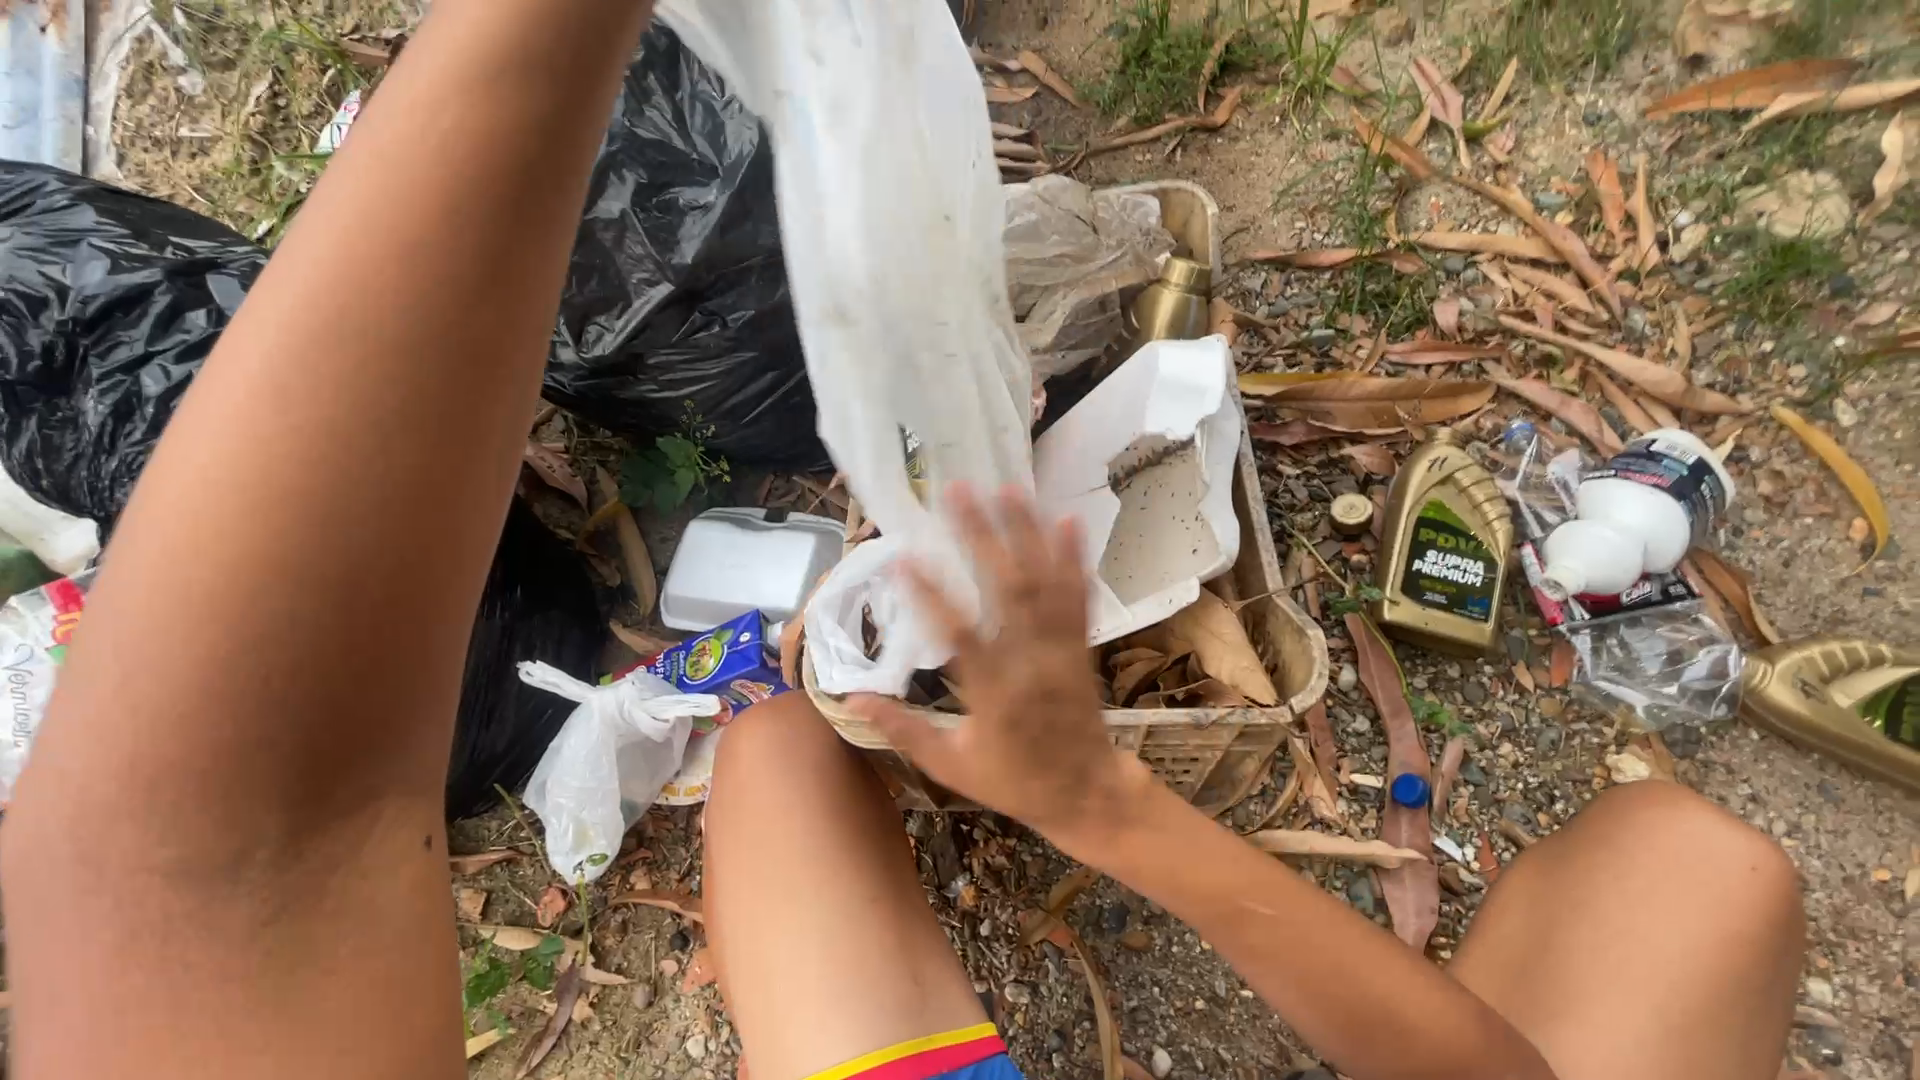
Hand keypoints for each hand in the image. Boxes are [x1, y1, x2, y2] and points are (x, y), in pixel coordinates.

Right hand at [850, 485, 1147, 835]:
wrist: (1088, 792)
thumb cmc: (1014, 781)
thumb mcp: (951, 765)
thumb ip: (903, 729)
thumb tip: (852, 700)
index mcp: (993, 694)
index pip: (958, 634)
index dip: (930, 594)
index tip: (903, 556)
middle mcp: (1031, 662)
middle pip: (1008, 589)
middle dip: (982, 535)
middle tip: (959, 491)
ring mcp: (1062, 649)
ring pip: (1046, 582)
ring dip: (1028, 532)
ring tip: (1010, 487)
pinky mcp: (1083, 645)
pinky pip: (1080, 596)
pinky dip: (1074, 557)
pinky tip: (1068, 520)